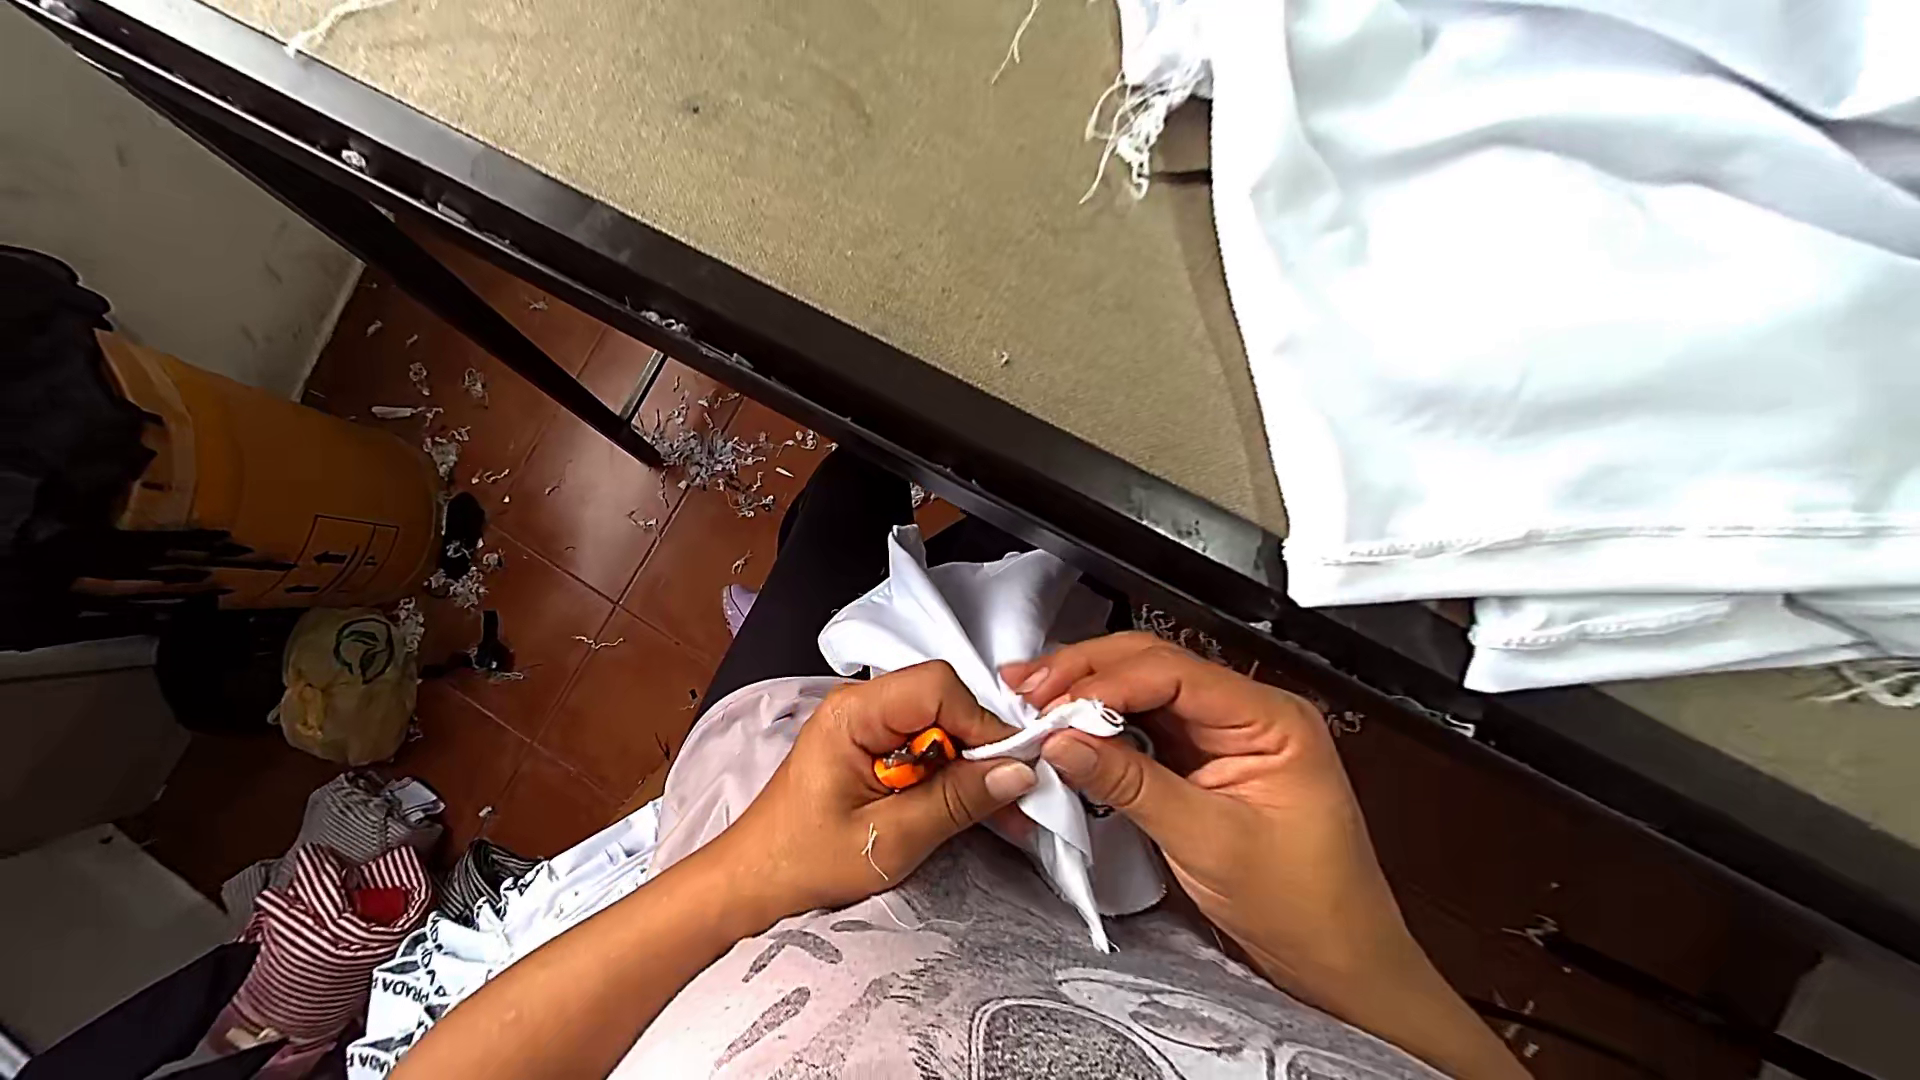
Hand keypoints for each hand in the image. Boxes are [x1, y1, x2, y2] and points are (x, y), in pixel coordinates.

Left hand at [706, 660, 1039, 927]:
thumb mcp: (889, 840)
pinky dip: (951, 771)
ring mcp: (868, 720)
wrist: (754, 881)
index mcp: (854, 713)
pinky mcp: (875, 741)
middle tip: (1005, 797)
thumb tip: (1018, 772)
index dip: (980, 724)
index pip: (937, 687)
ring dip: (969, 763)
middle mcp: (862, 703)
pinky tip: (963, 804)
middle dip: (979, 746)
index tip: (1009, 769)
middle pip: (944, 698)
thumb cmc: (804, 863)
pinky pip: (928, 740)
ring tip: (991, 810)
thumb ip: (955, 801)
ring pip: (942, 720)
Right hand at [1003, 633, 1528, 1079]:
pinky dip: (1098, 719)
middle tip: (1029, 686)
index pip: (1173, 672)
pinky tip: (1064, 720)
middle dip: (1085, 671)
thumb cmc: (1306, 906)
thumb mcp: (1210, 842)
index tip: (1055, 706)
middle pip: (1152, 663)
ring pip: (1139, 685)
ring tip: (1033, 695)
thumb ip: (1132, 783)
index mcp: (1270, 717)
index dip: (1106, 682)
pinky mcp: (1198, 751)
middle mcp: (1244, 709)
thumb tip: (1064, 743)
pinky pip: (1140, 720)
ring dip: (1084, 689)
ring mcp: (1219, 729)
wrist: (1338, 961)